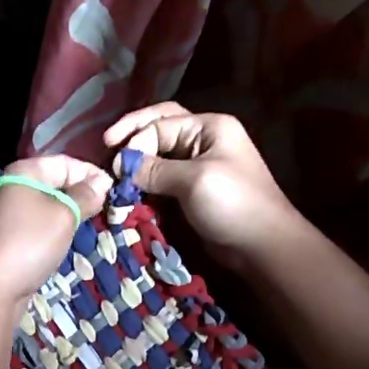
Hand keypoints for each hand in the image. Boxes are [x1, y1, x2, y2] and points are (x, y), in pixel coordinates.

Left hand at [0, 155, 110, 308]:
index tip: (113, 190)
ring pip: (45, 205)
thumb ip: (85, 195)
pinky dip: (53, 227)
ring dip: (68, 212)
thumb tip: (102, 181)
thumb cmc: (31, 244)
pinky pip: (36, 224)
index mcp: (23, 172)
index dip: (90, 173)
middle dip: (80, 193)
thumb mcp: (65, 216)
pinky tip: (66, 239)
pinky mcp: (5, 237)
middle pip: (54, 182)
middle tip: (105, 208)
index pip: (65, 162)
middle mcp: (11, 187)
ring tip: (90, 223)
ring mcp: (5, 213)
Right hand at [103, 102, 304, 269]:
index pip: (160, 123)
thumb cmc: (233, 204)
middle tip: (106, 151)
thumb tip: (121, 166)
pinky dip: (146, 186)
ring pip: (159, 158)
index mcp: (209, 127)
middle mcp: (203, 142)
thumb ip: (156, 170)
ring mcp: (198, 168)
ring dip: (137, 166)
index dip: (135, 140)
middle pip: (159, 131)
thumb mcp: (193, 180)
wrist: (262, 245)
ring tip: (115, 177)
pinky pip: (163, 182)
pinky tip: (131, 193)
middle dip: (133, 141)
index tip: (116, 165)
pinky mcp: (193, 194)